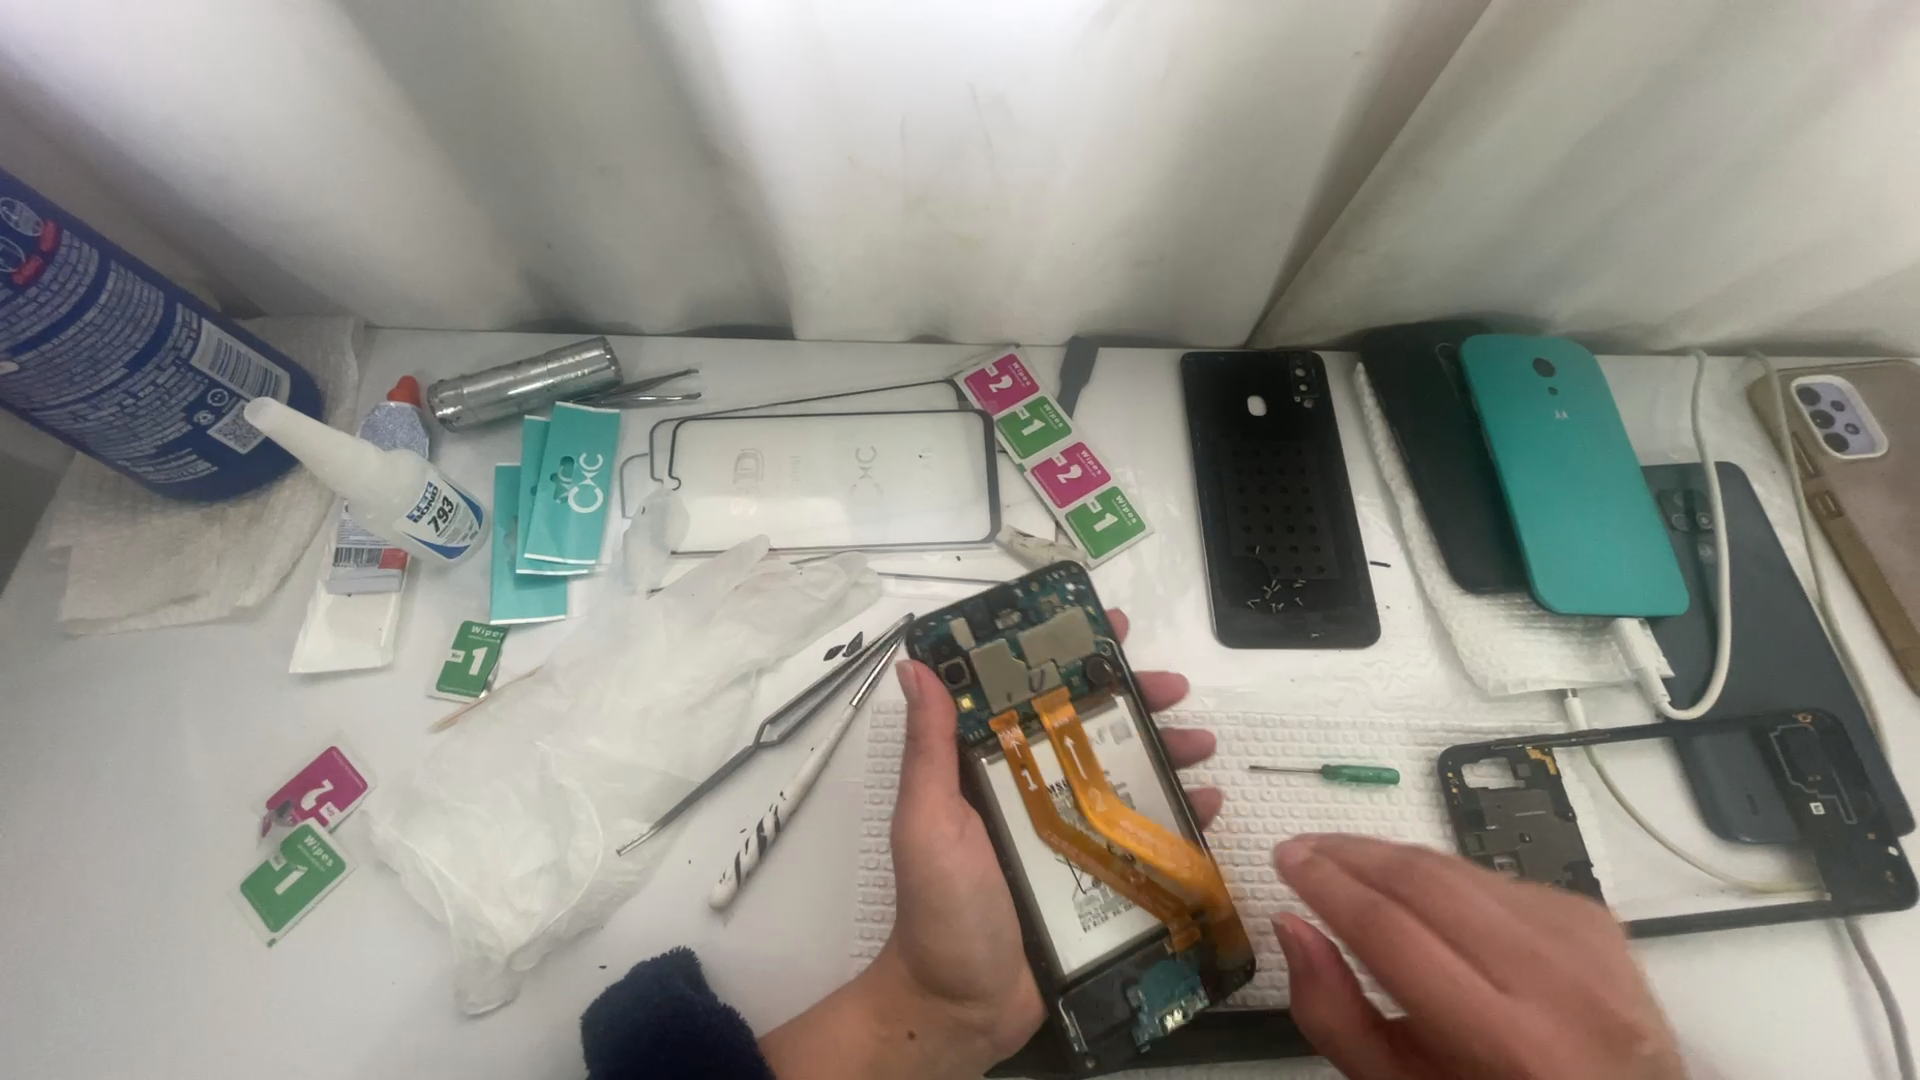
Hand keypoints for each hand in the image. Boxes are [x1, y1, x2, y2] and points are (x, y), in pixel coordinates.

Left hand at [762, 609, 1217, 1079]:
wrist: (965, 1007)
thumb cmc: (940, 908)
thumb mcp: (928, 819)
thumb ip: (929, 747)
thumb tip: (917, 666)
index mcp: (992, 766)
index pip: (1032, 697)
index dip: (1069, 658)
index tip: (1109, 629)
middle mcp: (1033, 787)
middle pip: (1089, 729)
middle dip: (1133, 701)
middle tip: (1173, 688)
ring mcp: (1070, 830)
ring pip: (1125, 774)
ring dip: (1166, 751)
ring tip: (1202, 743)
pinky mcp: (1100, 873)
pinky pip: (1144, 834)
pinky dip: (1178, 816)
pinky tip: (1206, 805)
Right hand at [1272, 834, 1685, 1079]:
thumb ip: (1333, 1015)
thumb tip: (1290, 923)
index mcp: (1511, 1048)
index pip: (1391, 933)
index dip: (1326, 885)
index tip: (1283, 857)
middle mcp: (1559, 987)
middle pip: (1424, 884)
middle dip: (1348, 855)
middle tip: (1300, 848)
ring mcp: (1585, 946)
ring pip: (1454, 869)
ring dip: (1386, 857)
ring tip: (1342, 860)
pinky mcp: (1594, 920)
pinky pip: (1490, 877)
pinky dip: (1439, 875)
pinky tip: (1417, 891)